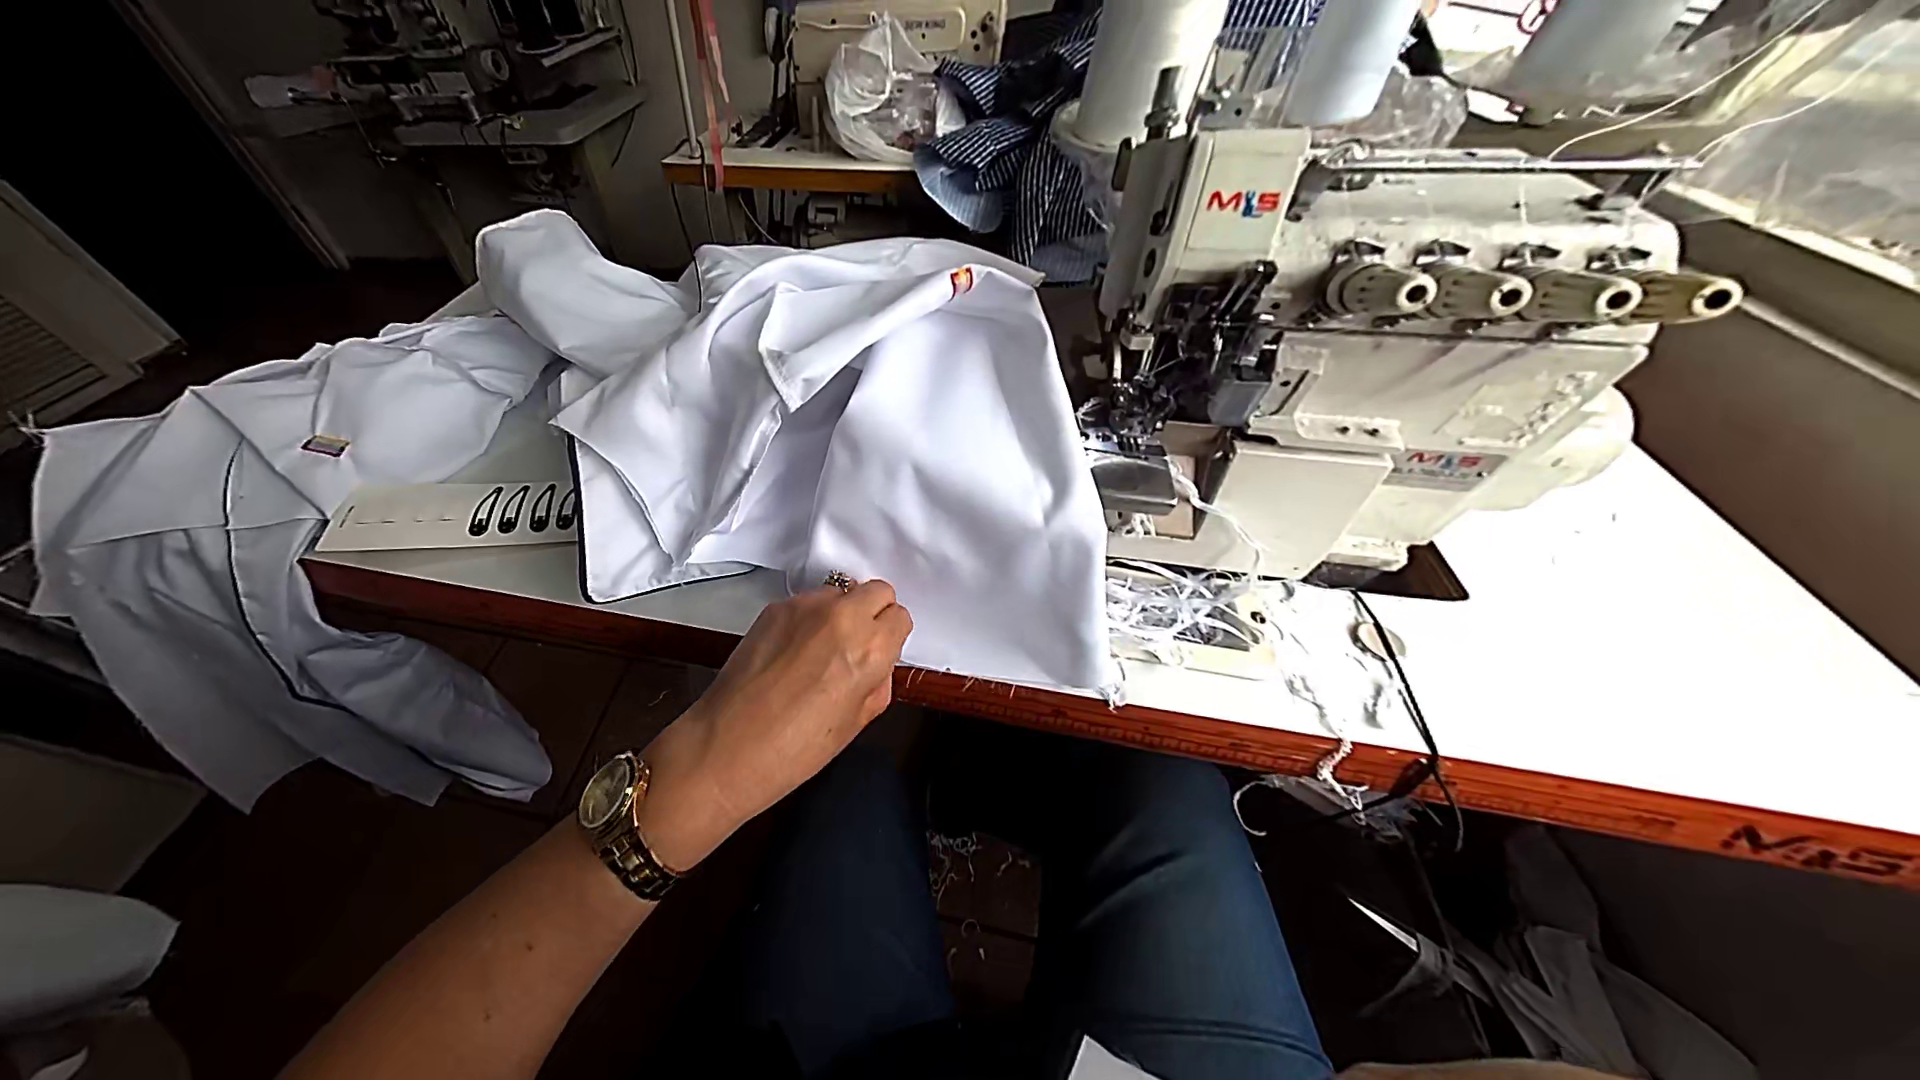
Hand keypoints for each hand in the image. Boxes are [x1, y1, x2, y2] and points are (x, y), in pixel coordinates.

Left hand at [633, 580, 911, 871]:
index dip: (891, 637)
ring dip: (840, 612)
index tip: (879, 653)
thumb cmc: (795, 749)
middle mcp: (842, 618)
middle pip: (878, 590)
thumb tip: (878, 661)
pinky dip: (809, 619)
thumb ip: (878, 680)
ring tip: (819, 650)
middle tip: (856, 645)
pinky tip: (792, 652)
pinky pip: (808, 602)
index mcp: (870, 650)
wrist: (726, 747)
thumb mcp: (858, 721)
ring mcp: (806, 608)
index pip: (900, 616)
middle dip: (874, 614)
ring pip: (841, 592)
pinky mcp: (776, 608)